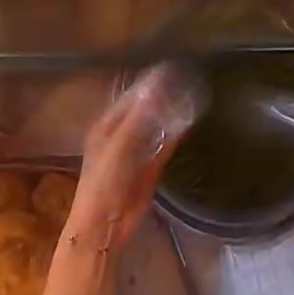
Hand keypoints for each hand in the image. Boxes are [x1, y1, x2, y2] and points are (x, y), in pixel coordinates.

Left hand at [64, 77, 186, 244]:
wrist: (104, 225)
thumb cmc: (103, 181)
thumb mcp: (118, 145)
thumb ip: (137, 117)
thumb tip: (155, 87)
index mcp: (107, 126)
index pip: (130, 98)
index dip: (148, 84)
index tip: (169, 69)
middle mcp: (121, 135)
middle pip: (144, 111)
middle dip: (161, 97)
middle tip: (184, 79)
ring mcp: (136, 152)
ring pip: (155, 127)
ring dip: (170, 115)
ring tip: (190, 95)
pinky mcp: (149, 169)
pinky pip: (163, 146)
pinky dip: (174, 135)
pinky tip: (189, 123)